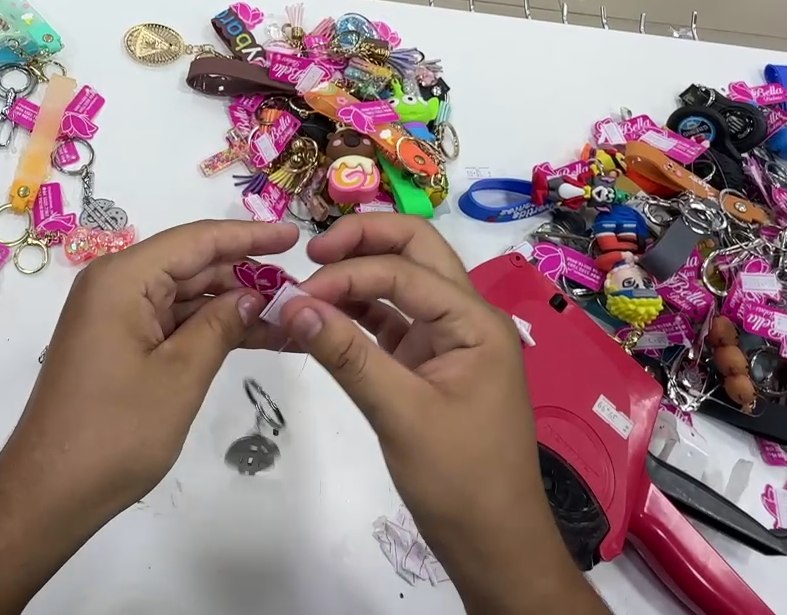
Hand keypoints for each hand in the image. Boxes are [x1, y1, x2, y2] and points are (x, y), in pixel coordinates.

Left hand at [0, 219, 298, 526]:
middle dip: (245, 273)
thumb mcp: (180, 376)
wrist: (48, 493)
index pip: (196, 240)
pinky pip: (171, 320)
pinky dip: (209, 328)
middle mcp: (115, 284)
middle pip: (191, 264)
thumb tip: (253, 294)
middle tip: (301, 287)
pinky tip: (254, 337)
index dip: (248, 236)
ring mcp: (114, 314)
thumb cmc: (114, 432)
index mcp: (122, 277)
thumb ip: (220, 326)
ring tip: (290, 316)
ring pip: (185, 294)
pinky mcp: (118, 341)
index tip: (293, 236)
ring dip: (233, 305)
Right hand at [273, 215, 603, 613]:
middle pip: (414, 249)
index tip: (298, 294)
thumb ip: (346, 354)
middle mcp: (465, 316)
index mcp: (474, 321)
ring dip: (358, 271)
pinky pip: (390, 316)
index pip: (403, 270)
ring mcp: (447, 337)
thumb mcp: (401, 414)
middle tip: (313, 254)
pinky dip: (357, 308)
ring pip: (402, 277)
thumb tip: (291, 304)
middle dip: (363, 240)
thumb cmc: (461, 481)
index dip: (348, 273)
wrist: (495, 547)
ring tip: (310, 283)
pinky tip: (324, 315)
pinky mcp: (427, 359)